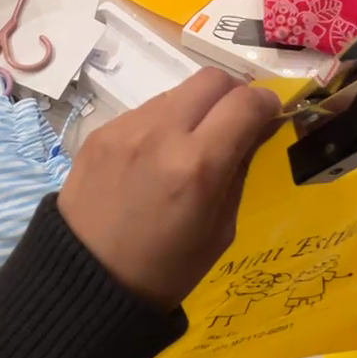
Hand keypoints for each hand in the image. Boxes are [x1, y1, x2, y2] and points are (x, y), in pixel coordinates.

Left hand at [58, 68, 280, 307]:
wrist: (86, 278)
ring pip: (176, 91)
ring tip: (192, 141)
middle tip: (236, 119)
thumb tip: (254, 131)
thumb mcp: (221, 230)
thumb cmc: (165, 269)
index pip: (245, 102)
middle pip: (211, 78)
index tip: (270, 113)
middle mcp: (161, 135)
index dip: (266, 102)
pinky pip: (145, 111)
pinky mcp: (101, 131)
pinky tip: (156, 156)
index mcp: (198, 166)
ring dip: (196, 107)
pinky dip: (162, 123)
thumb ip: (239, 170)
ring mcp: (126, 128)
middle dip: (233, 93)